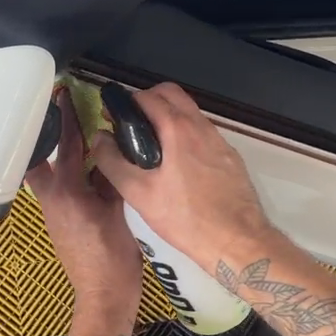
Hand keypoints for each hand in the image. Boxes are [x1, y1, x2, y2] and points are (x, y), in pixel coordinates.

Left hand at [26, 90, 142, 329]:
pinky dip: (72, 173)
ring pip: (52, 174)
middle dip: (48, 135)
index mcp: (67, 192)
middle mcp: (53, 198)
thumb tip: (110, 151)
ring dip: (61, 154)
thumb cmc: (113, 257)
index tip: (64, 95)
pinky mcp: (62, 223)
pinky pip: (63, 188)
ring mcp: (55, 212)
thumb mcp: (119, 211)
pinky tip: (89, 167)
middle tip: (55, 112)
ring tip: (73, 133)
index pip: (66, 146)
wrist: (104, 297)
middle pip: (43, 158)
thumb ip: (112, 179)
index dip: (67, 119)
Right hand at [90, 83, 282, 277]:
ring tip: (151, 146)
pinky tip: (178, 165)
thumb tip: (99, 137)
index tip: (113, 118)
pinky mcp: (231, 157)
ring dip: (168, 117)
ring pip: (190, 113)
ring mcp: (220, 140)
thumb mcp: (138, 193)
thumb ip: (112, 161)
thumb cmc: (184, 218)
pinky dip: (186, 135)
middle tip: (131, 125)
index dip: (125, 102)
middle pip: (172, 94)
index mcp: (178, 128)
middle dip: (148, 100)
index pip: (147, 96)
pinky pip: (203, 133)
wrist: (237, 241)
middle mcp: (201, 126)